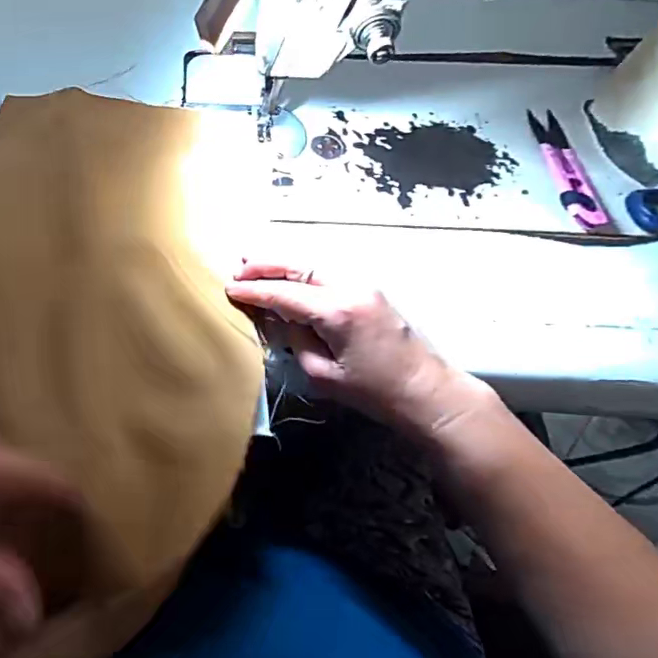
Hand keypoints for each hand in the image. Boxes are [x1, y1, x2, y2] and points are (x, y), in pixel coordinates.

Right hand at [226, 262, 496, 434]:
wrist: (427, 392)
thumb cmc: (375, 392)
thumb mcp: (322, 375)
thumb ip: (295, 340)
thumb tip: (281, 318)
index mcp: (336, 311)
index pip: (284, 293)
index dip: (254, 291)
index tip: (230, 288)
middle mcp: (351, 288)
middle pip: (299, 267)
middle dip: (266, 266)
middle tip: (238, 268)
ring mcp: (364, 286)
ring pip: (314, 267)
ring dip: (284, 266)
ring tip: (256, 266)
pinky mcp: (371, 292)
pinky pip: (328, 275)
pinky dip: (303, 274)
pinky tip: (289, 279)